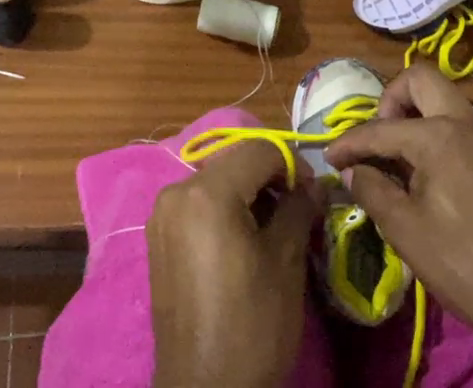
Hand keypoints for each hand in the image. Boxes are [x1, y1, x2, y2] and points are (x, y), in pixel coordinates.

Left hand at [148, 140, 317, 387]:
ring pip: (214, 184)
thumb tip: (314, 183)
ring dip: (247, 194)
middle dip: (269, 179)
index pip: (258, 150)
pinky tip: (244, 242)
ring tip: (275, 230)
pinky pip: (197, 207)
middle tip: (299, 211)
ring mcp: (161, 216)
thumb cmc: (252, 323)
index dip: (292, 164)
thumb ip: (299, 208)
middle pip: (233, 164)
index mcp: (206, 192)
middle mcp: (175, 192)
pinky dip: (224, 211)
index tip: (313, 194)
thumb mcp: (286, 261)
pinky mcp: (158, 240)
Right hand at [325, 65, 472, 387]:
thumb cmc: (468, 265)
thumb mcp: (405, 231)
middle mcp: (470, 122)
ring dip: (419, 116)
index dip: (348, 143)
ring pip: (449, 101)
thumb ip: (372, 190)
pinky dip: (443, 135)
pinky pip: (468, 127)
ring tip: (402, 161)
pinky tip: (436, 177)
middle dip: (390, 100)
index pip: (379, 128)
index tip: (329, 158)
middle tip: (378, 140)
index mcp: (440, 135)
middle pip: (421, 80)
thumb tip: (355, 171)